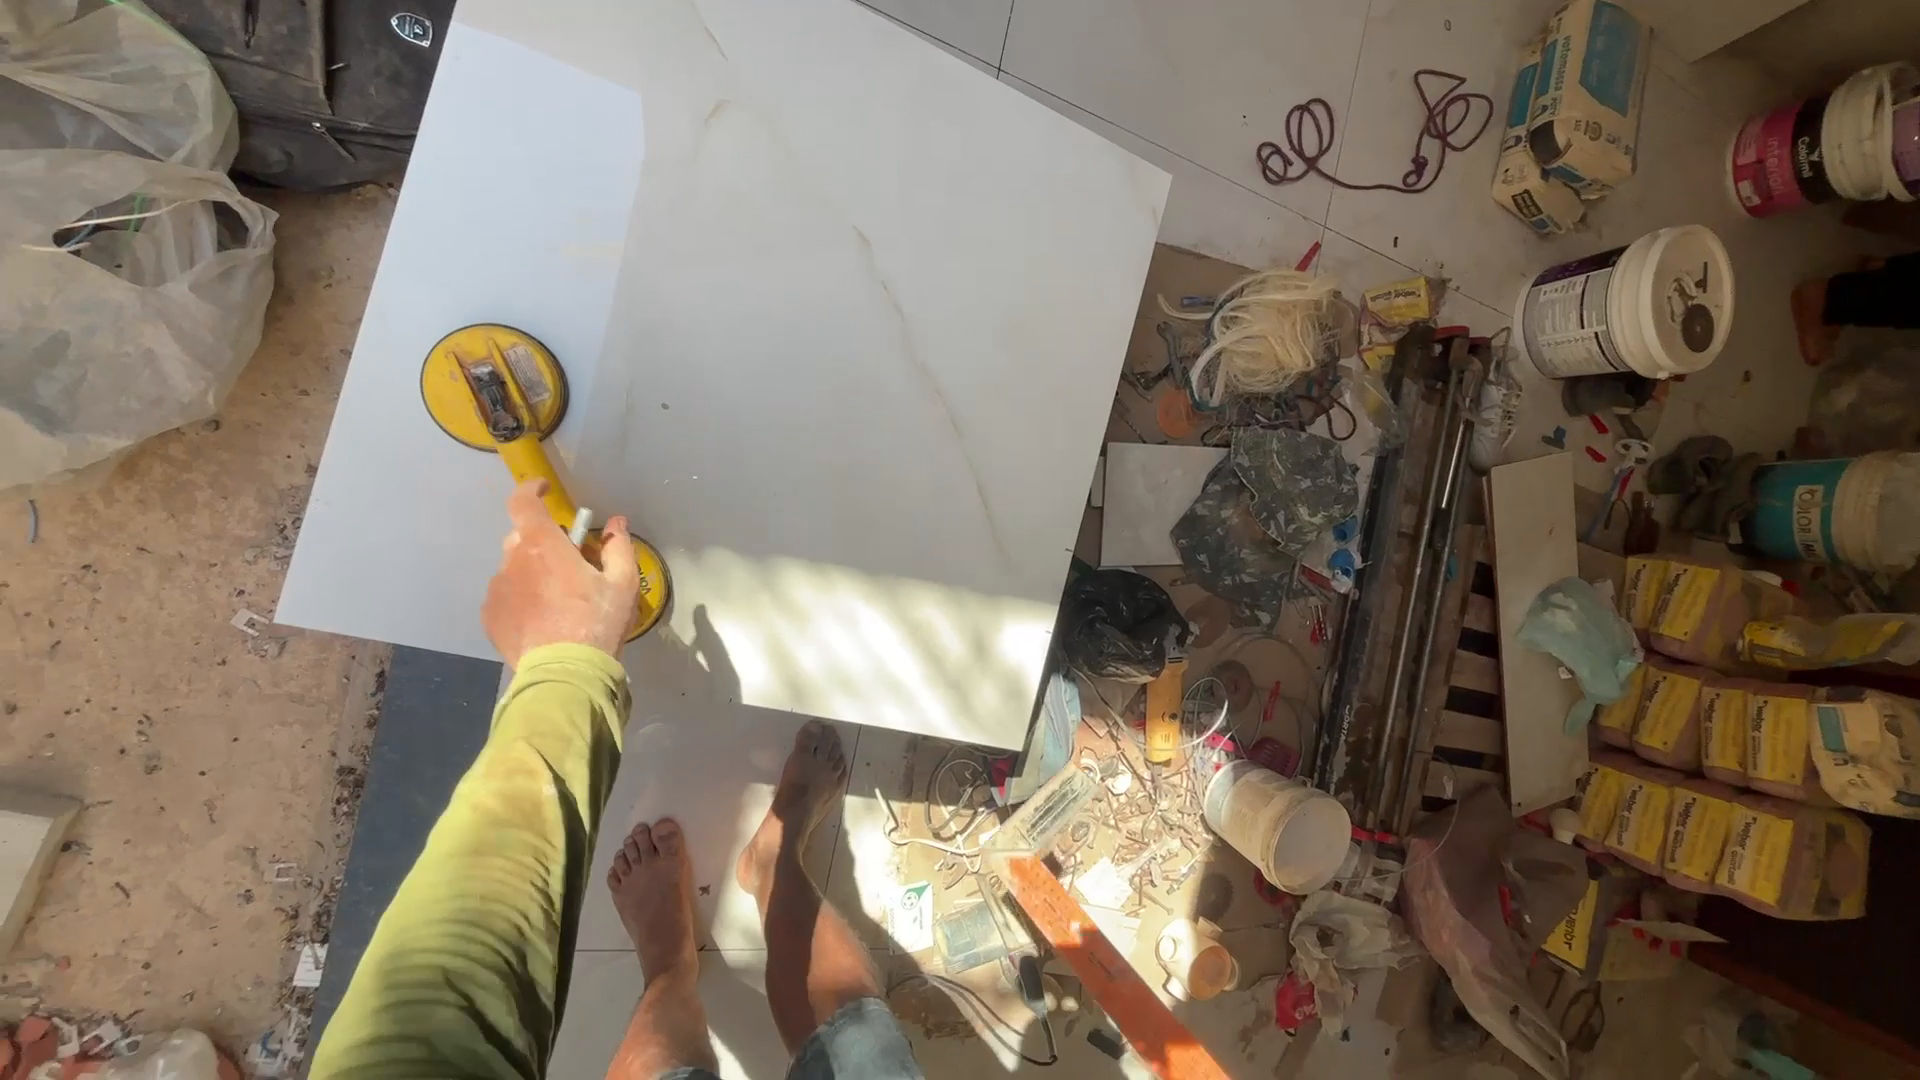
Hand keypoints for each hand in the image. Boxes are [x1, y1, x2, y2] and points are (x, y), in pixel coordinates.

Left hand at [483, 480, 639, 665]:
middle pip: (522, 538)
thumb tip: (616, 523)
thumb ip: (618, 546)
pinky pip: (506, 597)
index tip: (543, 490)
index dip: (531, 490)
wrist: (565, 672)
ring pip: (515, 569)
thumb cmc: (597, 621)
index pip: (523, 503)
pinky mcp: (490, 616)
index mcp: (542, 545)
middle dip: (543, 542)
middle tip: (569, 564)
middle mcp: (511, 561)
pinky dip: (523, 599)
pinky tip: (544, 620)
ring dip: (533, 573)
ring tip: (558, 601)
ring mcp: (497, 590)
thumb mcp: (623, 583)